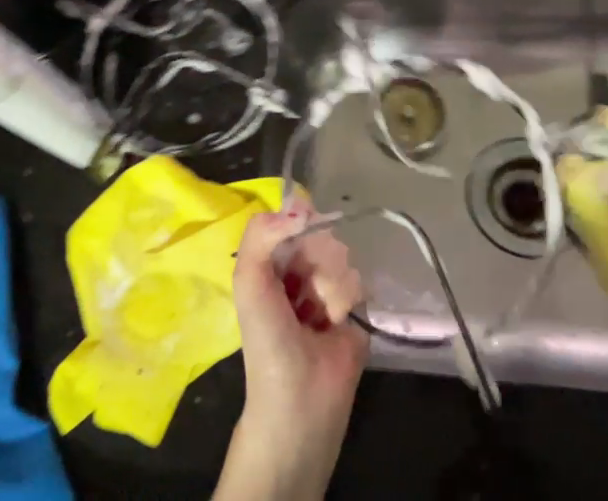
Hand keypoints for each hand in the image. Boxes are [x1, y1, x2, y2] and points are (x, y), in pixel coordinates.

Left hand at [216, 208, 368, 500]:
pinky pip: (358, 280)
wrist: (301, 401)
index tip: (301, 230)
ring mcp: (328, 289)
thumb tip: (299, 206)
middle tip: (302, 291)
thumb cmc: (268, 341)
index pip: (288, 222)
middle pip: (318, 236)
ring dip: (329, 285)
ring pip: (341, 256)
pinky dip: (346, 299)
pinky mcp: (355, 308)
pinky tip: (336, 322)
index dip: (297, 223)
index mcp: (268, 264)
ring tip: (318, 316)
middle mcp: (297, 272)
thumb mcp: (249, 283)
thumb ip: (261, 237)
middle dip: (314, 259)